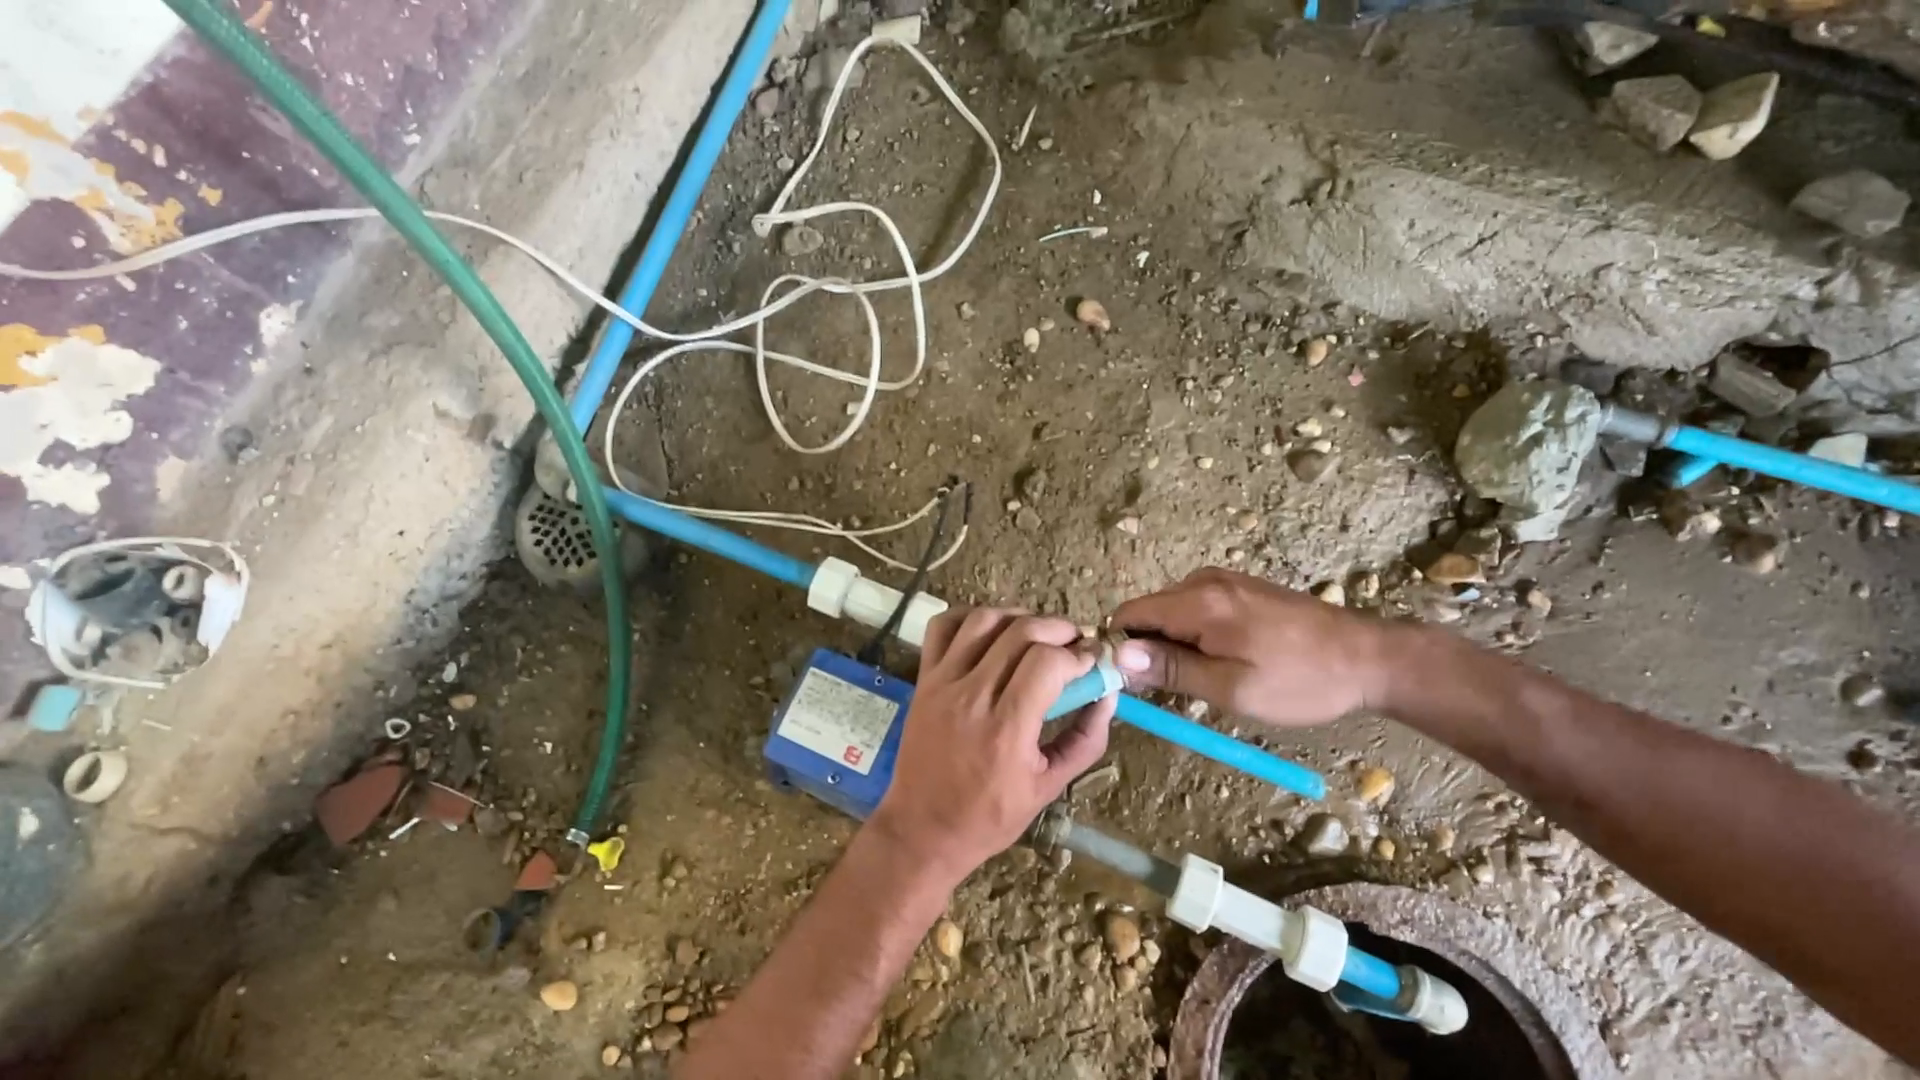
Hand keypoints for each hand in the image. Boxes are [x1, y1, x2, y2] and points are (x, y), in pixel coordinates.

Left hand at [869, 609, 1115, 886]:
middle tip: (1075, 642)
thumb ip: (1085, 739)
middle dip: (1058, 629)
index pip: (1047, 663)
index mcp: (1006, 731)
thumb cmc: (990, 816)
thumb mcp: (1049, 787)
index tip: (1094, 659)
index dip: (1078, 653)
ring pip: (982, 621)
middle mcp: (971, 698)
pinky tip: (993, 631)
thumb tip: (1108, 693)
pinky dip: (970, 616)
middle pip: (1020, 633)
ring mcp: (941, 684)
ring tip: (1039, 633)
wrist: (923, 829)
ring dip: (1019, 617)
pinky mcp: (923, 679)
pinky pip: (942, 626)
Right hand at [1110, 567, 1393, 726]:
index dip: (1120, 649)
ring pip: (1172, 613)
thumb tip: (1118, 658)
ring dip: (1175, 645)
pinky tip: (1224, 661)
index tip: (1133, 685)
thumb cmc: (1300, 681)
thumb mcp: (1231, 688)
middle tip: (1178, 691)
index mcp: (1199, 602)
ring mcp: (1225, 581)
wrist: (1368, 658)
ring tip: (1208, 679)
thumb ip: (1171, 670)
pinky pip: (1196, 610)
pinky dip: (1196, 635)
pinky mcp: (1242, 588)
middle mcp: (1205, 581)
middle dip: (1150, 649)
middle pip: (1149, 613)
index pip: (1129, 614)